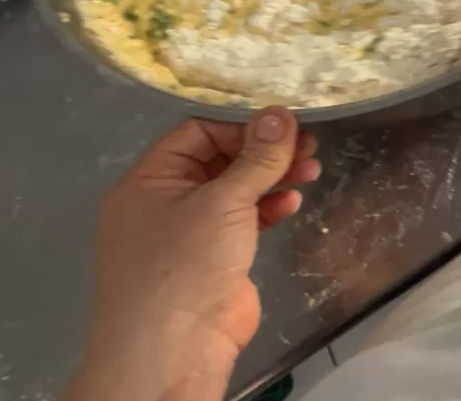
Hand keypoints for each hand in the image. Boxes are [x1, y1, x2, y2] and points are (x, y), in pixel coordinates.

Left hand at [65, 109, 320, 400]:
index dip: (241, 125)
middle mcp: (165, 202)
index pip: (197, 133)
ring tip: (312, 172)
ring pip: (238, 187)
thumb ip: (258, 155)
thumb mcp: (226, 200)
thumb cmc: (187, 264)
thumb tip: (280, 111)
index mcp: (149, 183)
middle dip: (267, 152)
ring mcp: (189, 231)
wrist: (174, 350)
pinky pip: (245, 216)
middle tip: (308, 146)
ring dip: (275, 176)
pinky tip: (291, 205)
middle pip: (222, 158)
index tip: (285, 125)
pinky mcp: (213, 254)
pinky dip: (270, 205)